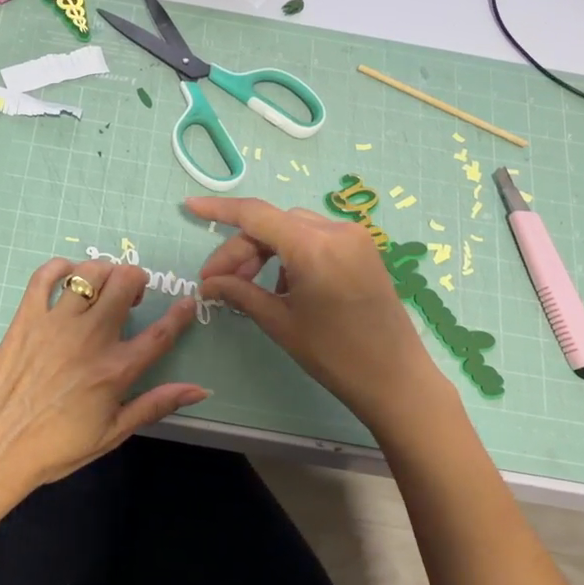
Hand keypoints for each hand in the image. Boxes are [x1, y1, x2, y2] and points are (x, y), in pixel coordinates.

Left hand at [0, 257, 207, 517]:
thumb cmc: (55, 449)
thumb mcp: (111, 434)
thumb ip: (155, 405)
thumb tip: (200, 389)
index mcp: (116, 370)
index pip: (161, 332)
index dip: (179, 314)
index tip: (187, 302)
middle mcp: (89, 339)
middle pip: (125, 284)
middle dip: (136, 282)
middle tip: (129, 298)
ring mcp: (55, 324)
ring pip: (90, 274)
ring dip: (103, 273)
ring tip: (101, 288)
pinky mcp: (25, 319)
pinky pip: (44, 276)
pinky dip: (59, 268)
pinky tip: (66, 277)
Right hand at [186, 196, 441, 429]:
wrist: (394, 377)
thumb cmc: (333, 354)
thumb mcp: (279, 322)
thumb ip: (240, 293)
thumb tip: (208, 284)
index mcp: (313, 246)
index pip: (256, 215)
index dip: (219, 210)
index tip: (189, 207)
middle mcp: (336, 231)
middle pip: (273, 224)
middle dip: (241, 249)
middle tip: (216, 283)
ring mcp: (354, 238)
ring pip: (293, 229)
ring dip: (265, 251)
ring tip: (246, 287)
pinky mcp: (363, 250)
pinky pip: (315, 239)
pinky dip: (290, 255)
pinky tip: (281, 288)